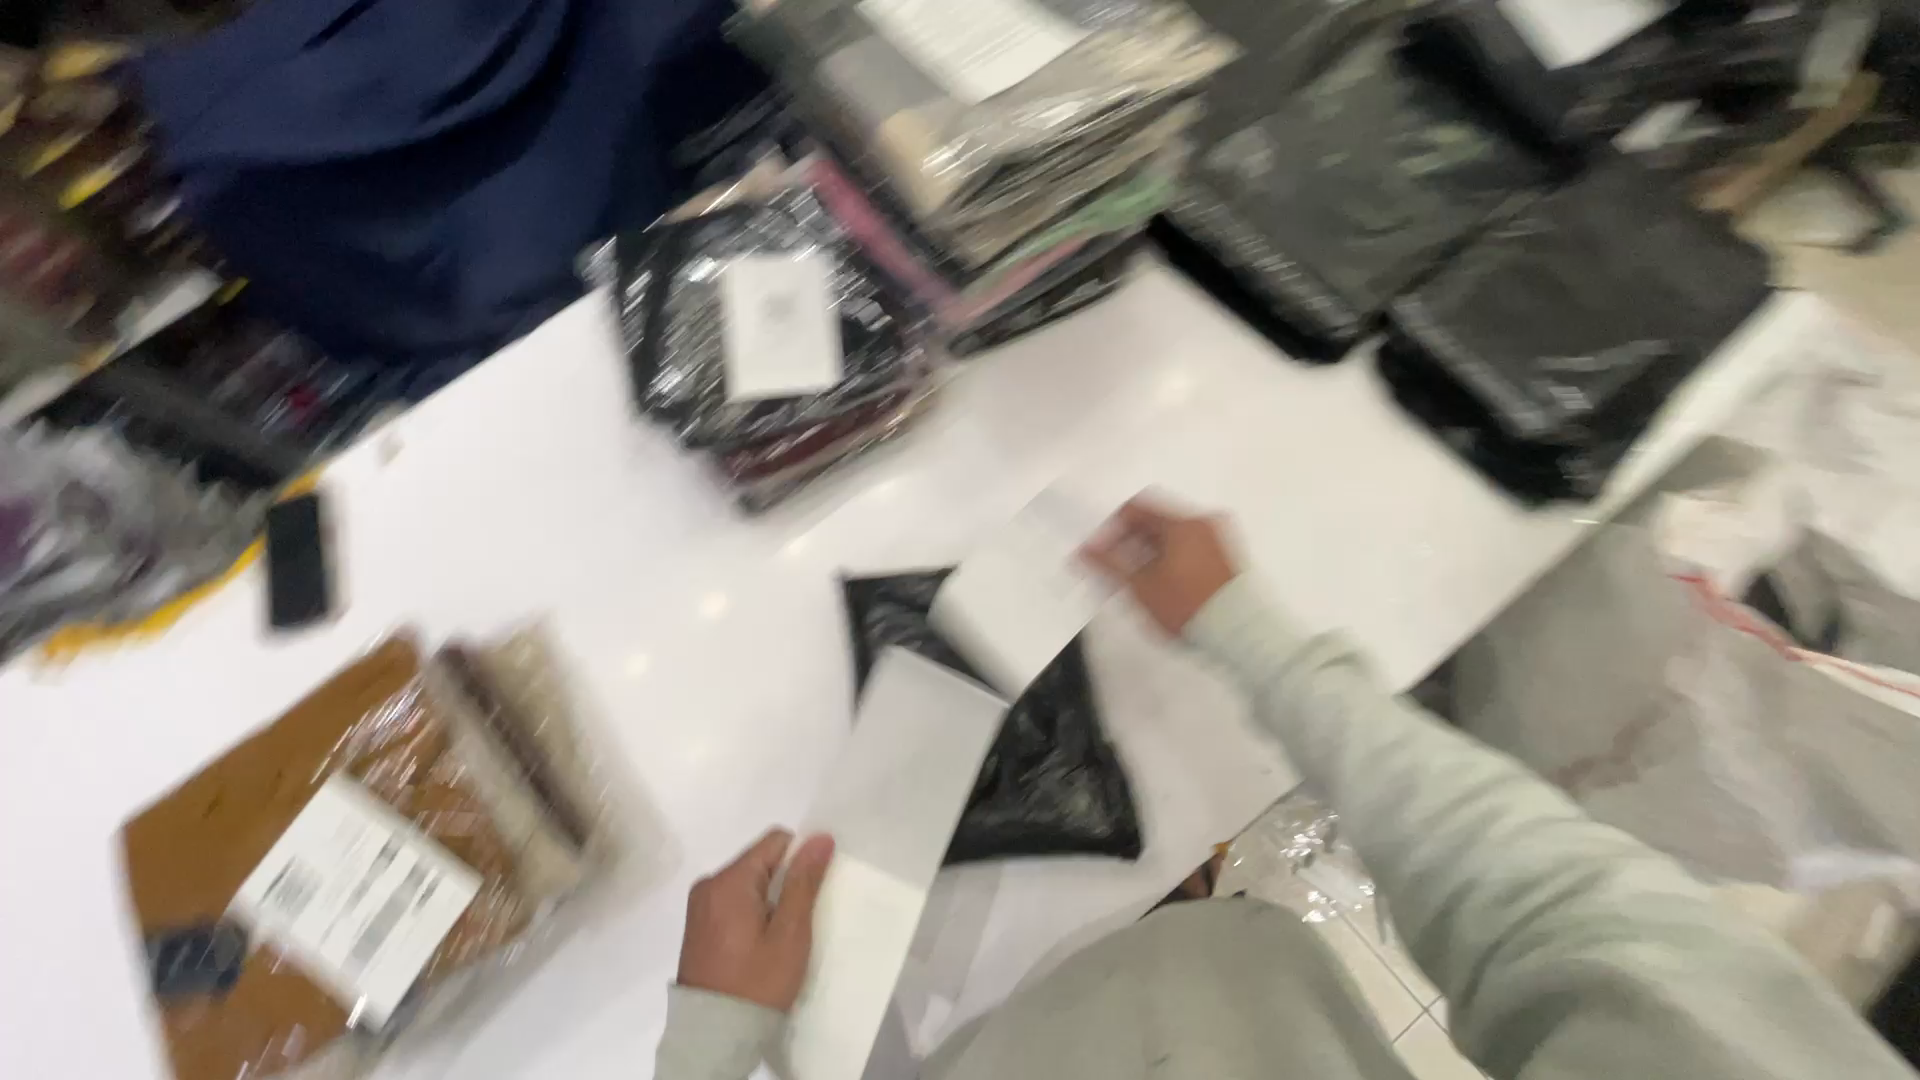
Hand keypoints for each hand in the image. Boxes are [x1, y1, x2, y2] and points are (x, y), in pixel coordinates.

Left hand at [677, 829, 834, 1011]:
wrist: (713, 1040)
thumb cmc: (756, 983)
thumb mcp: (790, 933)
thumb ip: (803, 881)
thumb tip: (820, 837)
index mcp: (729, 880)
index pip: (775, 841)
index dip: (800, 858)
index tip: (811, 891)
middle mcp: (709, 884)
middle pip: (761, 860)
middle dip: (784, 881)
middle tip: (797, 920)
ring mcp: (700, 906)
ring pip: (748, 881)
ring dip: (769, 898)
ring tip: (779, 936)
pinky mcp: (698, 926)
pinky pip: (734, 901)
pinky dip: (752, 912)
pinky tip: (759, 943)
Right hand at [1081, 496, 1238, 635]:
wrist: (1243, 635)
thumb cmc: (1188, 607)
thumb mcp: (1141, 587)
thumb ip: (1108, 564)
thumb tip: (1082, 551)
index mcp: (1183, 523)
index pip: (1136, 508)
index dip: (1111, 529)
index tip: (1101, 554)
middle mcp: (1204, 522)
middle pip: (1155, 521)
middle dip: (1129, 543)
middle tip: (1115, 572)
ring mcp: (1220, 540)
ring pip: (1172, 536)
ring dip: (1149, 553)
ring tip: (1137, 583)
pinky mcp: (1228, 558)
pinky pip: (1189, 548)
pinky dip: (1170, 559)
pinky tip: (1163, 586)